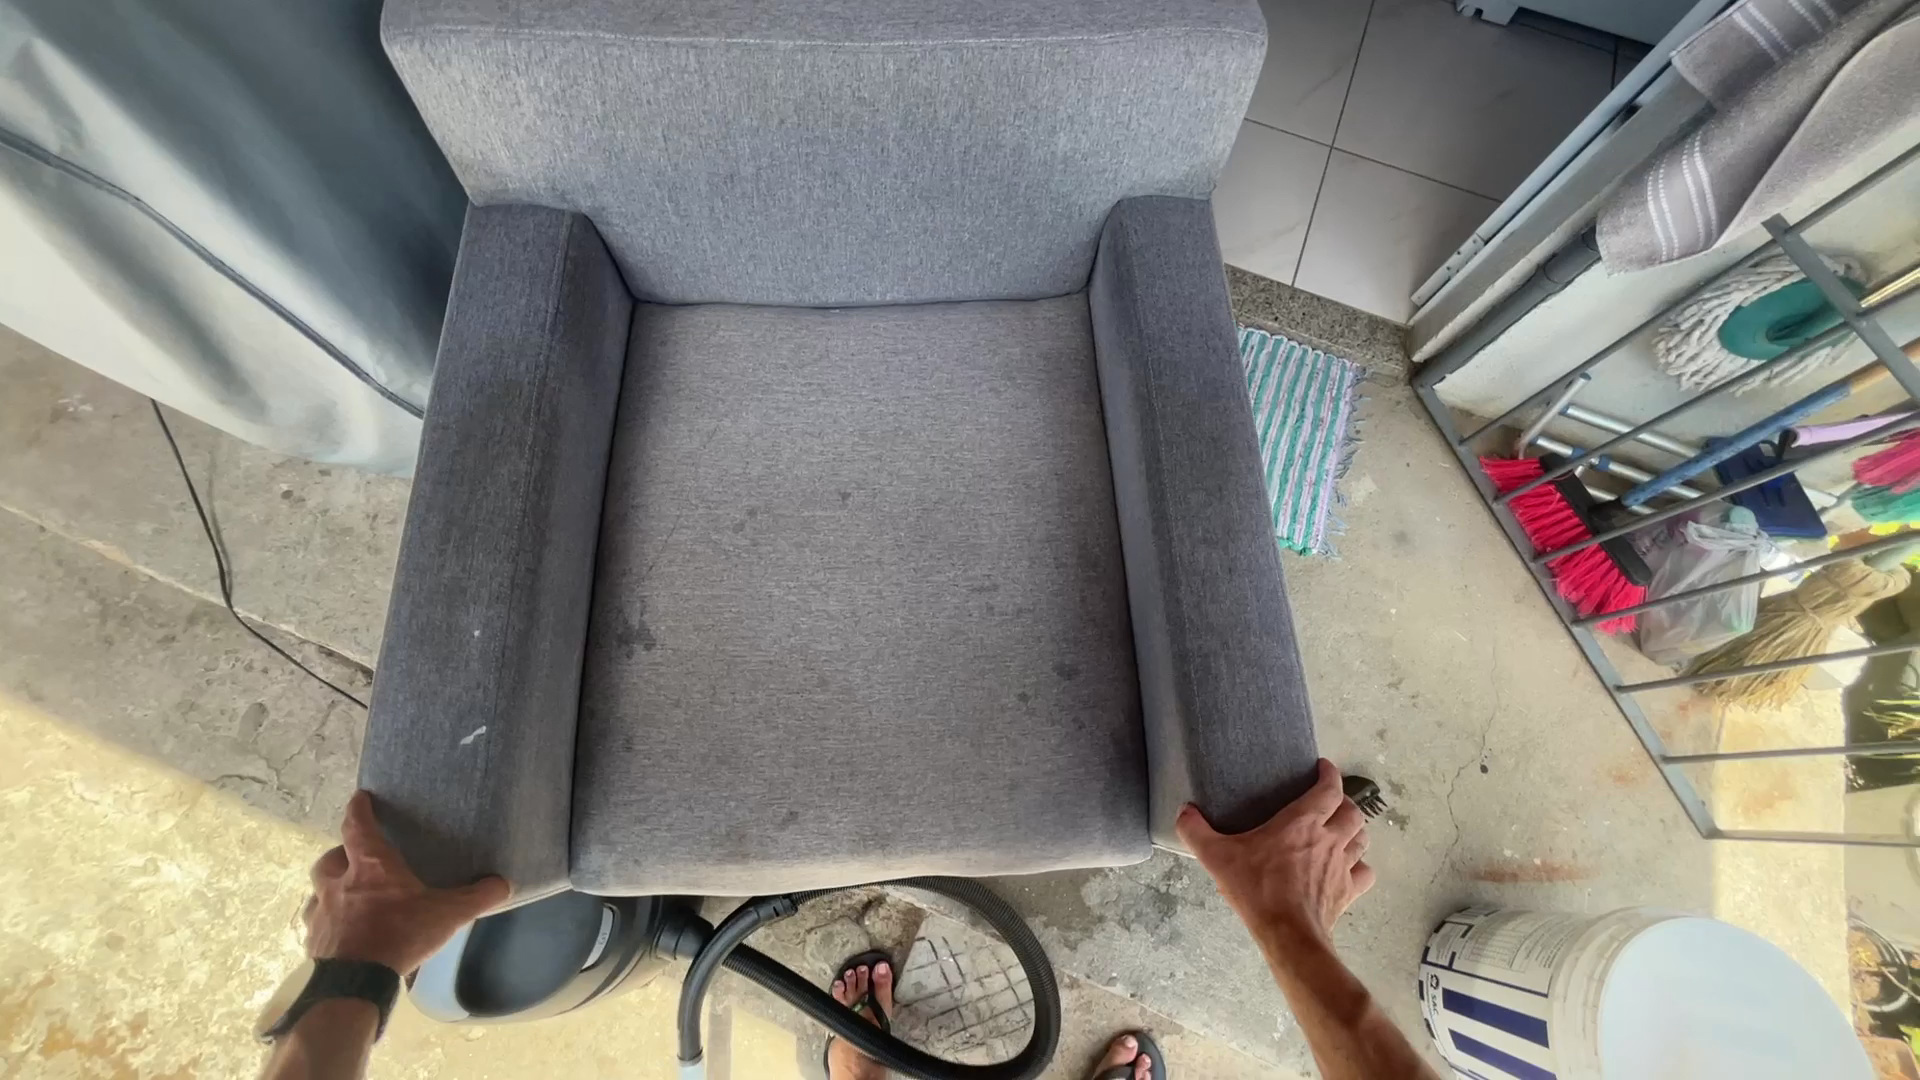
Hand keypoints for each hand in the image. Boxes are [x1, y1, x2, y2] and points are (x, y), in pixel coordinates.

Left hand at [302, 791, 509, 974]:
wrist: (352, 986)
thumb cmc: (399, 935)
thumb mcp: (450, 914)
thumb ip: (479, 895)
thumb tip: (503, 883)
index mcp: (372, 868)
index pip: (358, 829)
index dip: (358, 810)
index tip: (360, 797)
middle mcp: (340, 885)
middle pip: (328, 859)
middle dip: (340, 853)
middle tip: (355, 856)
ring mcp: (321, 915)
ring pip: (317, 891)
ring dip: (329, 888)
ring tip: (347, 895)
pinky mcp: (312, 943)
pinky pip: (315, 924)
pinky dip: (327, 921)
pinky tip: (343, 931)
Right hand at [1175, 759, 1374, 946]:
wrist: (1288, 935)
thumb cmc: (1256, 889)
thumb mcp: (1216, 856)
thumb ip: (1195, 830)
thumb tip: (1184, 811)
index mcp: (1301, 822)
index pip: (1329, 790)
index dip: (1330, 775)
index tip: (1324, 767)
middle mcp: (1329, 839)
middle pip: (1352, 812)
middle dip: (1344, 801)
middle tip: (1328, 800)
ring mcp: (1343, 866)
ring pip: (1362, 839)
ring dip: (1354, 829)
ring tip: (1340, 827)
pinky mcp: (1348, 892)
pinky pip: (1364, 872)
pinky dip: (1360, 864)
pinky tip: (1348, 866)